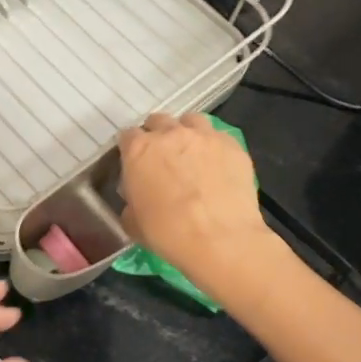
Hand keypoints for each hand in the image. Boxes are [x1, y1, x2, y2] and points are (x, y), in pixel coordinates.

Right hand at [118, 113, 278, 280]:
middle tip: (162, 159)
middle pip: (159, 121)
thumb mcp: (133, 222)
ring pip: (191, 121)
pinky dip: (214, 147)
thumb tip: (137, 199)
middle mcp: (170, 134)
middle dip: (157, 136)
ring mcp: (204, 136)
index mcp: (138, 150)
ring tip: (191, 155)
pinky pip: (219, 137)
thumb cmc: (168, 233)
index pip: (127, 136)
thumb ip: (131, 201)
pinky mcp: (233, 145)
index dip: (130, 150)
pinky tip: (217, 167)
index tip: (134, 164)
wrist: (220, 240)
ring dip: (186, 133)